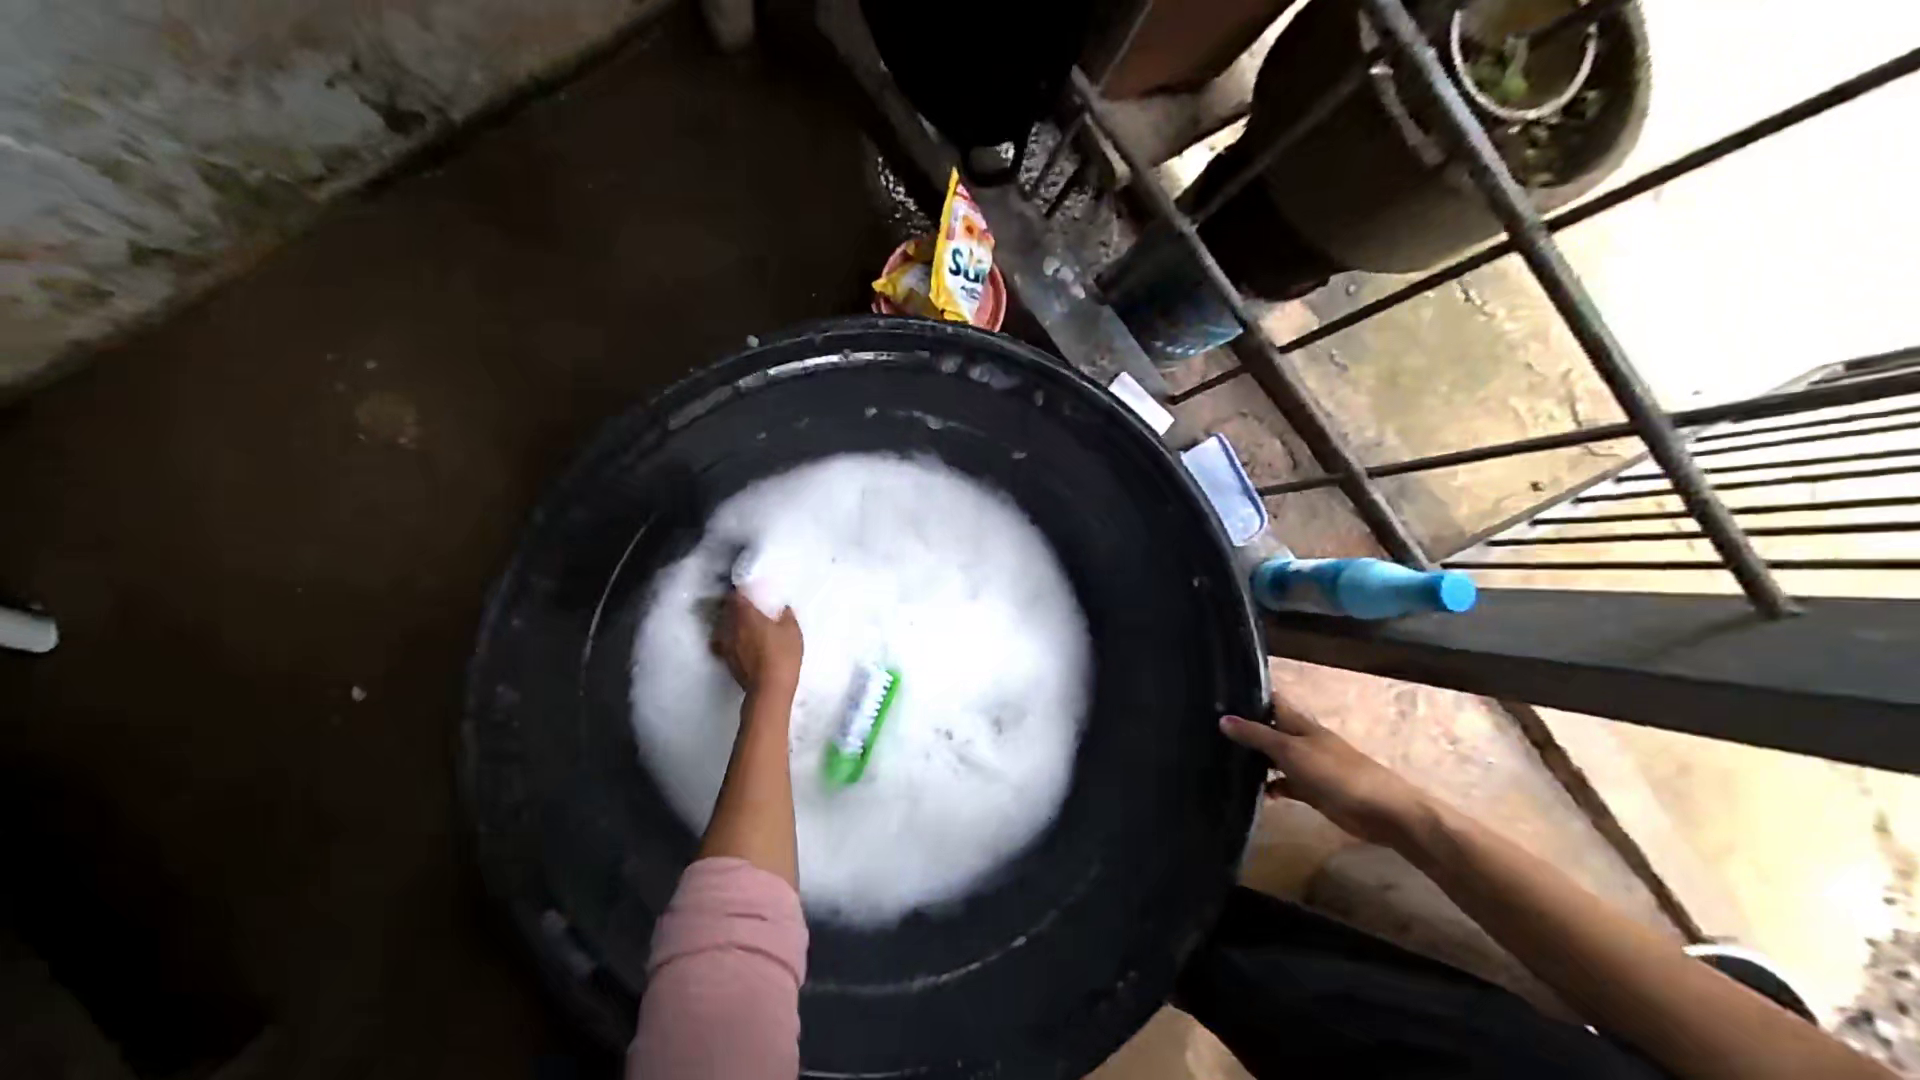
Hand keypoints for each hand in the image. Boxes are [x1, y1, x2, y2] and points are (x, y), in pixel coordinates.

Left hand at [712, 589, 802, 694]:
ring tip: (742, 623)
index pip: (736, 596)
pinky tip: (738, 642)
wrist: (769, 688)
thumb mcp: (792, 632)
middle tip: (747, 606)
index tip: (748, 591)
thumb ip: (787, 616)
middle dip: (735, 606)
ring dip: (730, 622)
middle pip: (727, 610)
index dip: (741, 591)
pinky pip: (724, 643)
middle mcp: (731, 627)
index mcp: (746, 615)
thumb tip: (783, 609)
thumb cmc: (782, 655)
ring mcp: (726, 645)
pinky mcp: (727, 660)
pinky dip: (729, 639)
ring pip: (723, 627)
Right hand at [1219, 694, 1431, 847]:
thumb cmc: (1336, 772)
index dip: (1249, 695)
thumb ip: (1257, 736)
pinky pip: (1284, 784)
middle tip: (1209, 730)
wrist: (1382, 811)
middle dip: (1245, 729)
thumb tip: (1223, 719)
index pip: (1271, 702)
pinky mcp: (1311, 791)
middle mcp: (1301, 740)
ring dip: (1254, 760)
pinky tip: (1253, 793)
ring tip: (1221, 760)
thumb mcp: (1291, 751)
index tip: (1220, 692)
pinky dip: (1270, 787)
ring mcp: (1307, 766)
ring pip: (1273, 758)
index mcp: (1299, 724)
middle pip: (1269, 729)